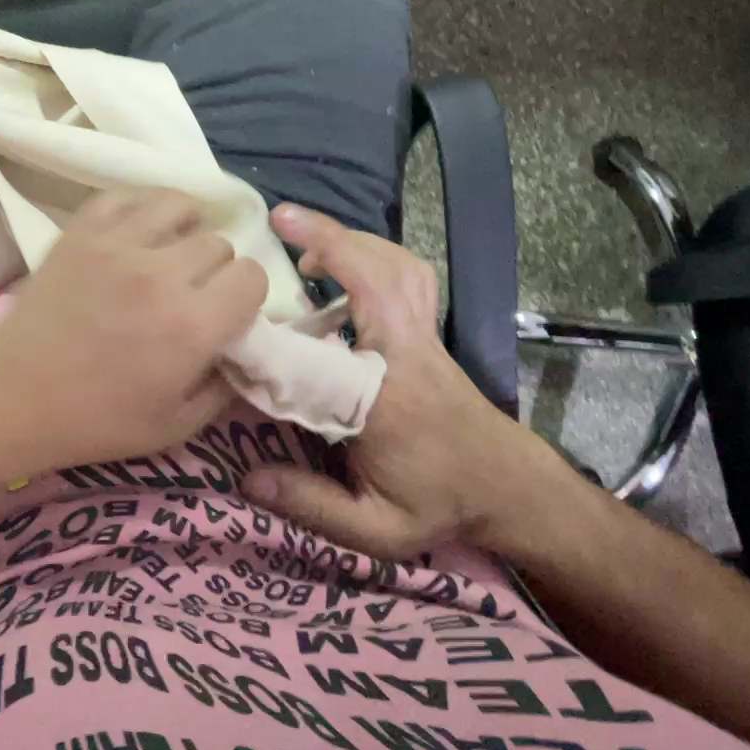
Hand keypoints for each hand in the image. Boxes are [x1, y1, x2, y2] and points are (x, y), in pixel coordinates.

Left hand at [0, 189, 268, 471]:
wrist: (14, 396)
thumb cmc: (96, 420)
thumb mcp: (176, 426)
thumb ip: (223, 387)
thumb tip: (244, 350)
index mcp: (194, 324)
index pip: (252, 275)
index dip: (244, 294)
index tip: (226, 310)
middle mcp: (163, 274)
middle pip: (217, 242)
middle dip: (214, 267)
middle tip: (191, 290)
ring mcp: (118, 245)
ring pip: (178, 205)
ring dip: (185, 227)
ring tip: (171, 248)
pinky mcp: (81, 232)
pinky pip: (126, 196)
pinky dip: (140, 207)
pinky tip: (139, 229)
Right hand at [238, 204, 577, 559]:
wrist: (510, 490)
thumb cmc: (440, 504)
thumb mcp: (377, 529)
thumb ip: (312, 505)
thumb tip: (246, 480)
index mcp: (384, 397)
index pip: (327, 351)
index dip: (284, 323)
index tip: (239, 311)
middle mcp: (407, 352)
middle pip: (380, 275)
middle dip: (331, 238)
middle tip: (279, 220)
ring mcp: (424, 336)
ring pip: (399, 265)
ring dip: (353, 240)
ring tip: (305, 239)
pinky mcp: (429, 333)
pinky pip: (408, 276)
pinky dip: (375, 254)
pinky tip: (343, 263)